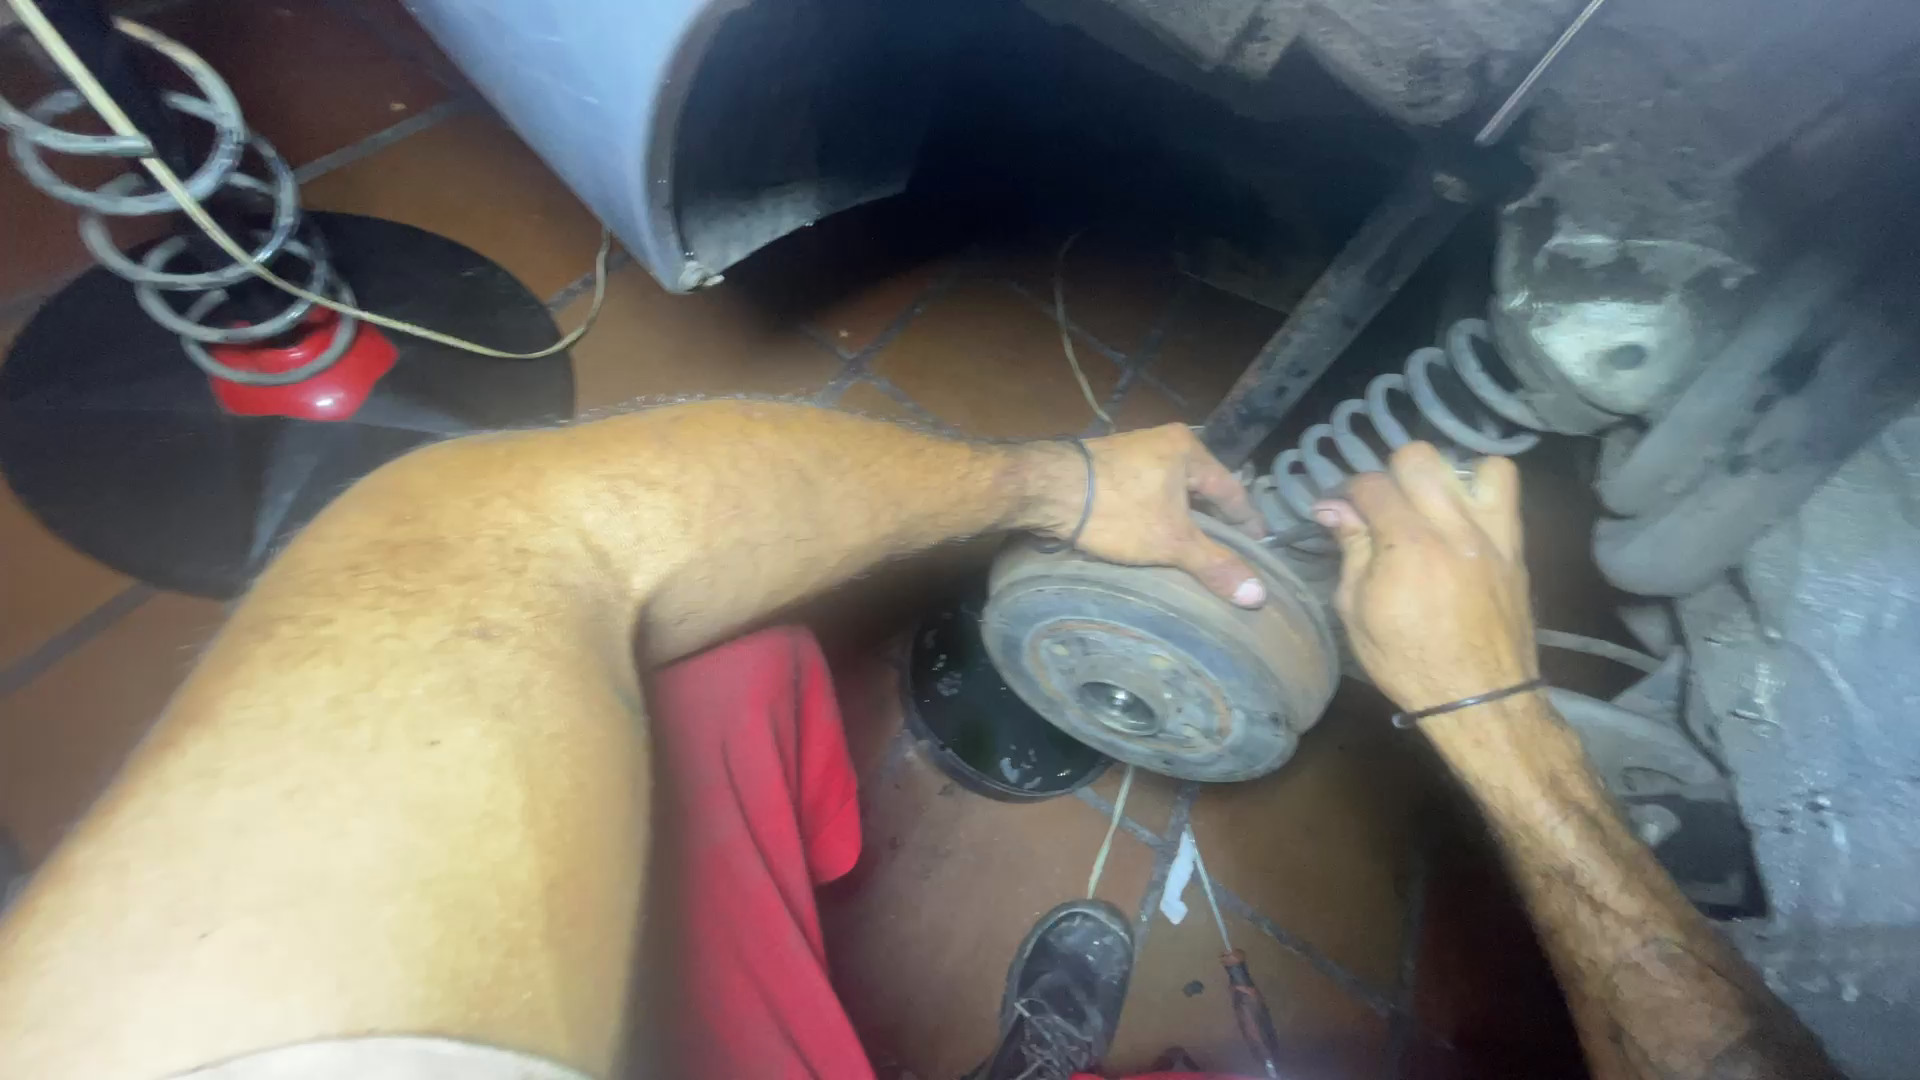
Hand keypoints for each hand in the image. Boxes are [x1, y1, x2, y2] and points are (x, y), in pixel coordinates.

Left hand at [1024, 424, 1270, 607]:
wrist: (1044, 488)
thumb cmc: (1116, 510)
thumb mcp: (1170, 541)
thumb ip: (1214, 565)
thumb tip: (1259, 596)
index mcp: (1188, 449)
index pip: (1232, 490)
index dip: (1248, 522)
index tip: (1261, 548)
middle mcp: (1162, 443)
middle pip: (1201, 489)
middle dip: (1214, 521)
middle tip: (1228, 554)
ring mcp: (1131, 452)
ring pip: (1171, 492)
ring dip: (1182, 519)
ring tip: (1192, 551)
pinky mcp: (1104, 467)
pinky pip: (1145, 494)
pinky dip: (1155, 516)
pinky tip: (1152, 537)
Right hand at [1314, 442, 1536, 711]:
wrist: (1479, 696)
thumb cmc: (1403, 658)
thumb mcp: (1355, 608)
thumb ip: (1350, 548)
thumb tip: (1332, 508)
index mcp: (1406, 545)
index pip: (1371, 484)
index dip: (1345, 491)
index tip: (1336, 510)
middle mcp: (1453, 529)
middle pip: (1420, 459)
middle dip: (1390, 473)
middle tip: (1381, 505)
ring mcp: (1492, 535)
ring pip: (1474, 465)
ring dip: (1444, 476)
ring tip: (1428, 505)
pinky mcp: (1516, 548)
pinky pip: (1508, 494)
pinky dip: (1479, 491)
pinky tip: (1459, 518)